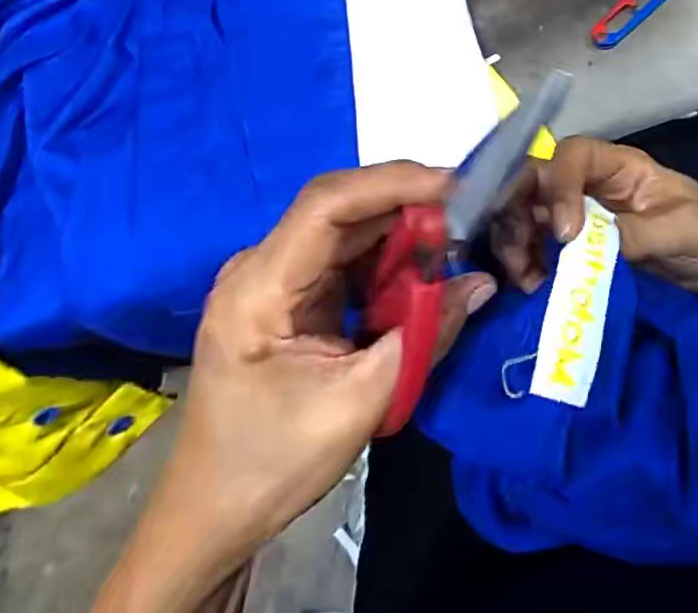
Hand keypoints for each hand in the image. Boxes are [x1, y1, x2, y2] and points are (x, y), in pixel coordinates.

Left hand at [96, 163, 496, 612]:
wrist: (213, 514)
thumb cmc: (273, 462)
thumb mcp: (362, 400)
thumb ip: (428, 334)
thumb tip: (484, 281)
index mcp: (261, 290)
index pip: (328, 205)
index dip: (395, 183)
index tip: (458, 187)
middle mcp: (265, 267)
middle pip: (345, 205)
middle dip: (413, 201)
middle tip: (474, 211)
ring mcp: (281, 276)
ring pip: (356, 224)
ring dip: (410, 227)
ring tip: (461, 240)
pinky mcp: (300, 290)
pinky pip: (357, 252)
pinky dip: (399, 254)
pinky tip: (430, 268)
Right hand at [492, 137, 697, 294]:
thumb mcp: (678, 230)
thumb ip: (632, 234)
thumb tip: (581, 244)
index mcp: (621, 165)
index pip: (573, 156)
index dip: (558, 187)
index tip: (564, 234)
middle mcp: (594, 180)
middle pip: (538, 179)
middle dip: (517, 212)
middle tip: (517, 255)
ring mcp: (583, 208)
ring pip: (529, 209)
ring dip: (515, 239)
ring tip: (525, 278)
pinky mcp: (579, 238)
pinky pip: (539, 239)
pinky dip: (528, 258)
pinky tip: (535, 282)